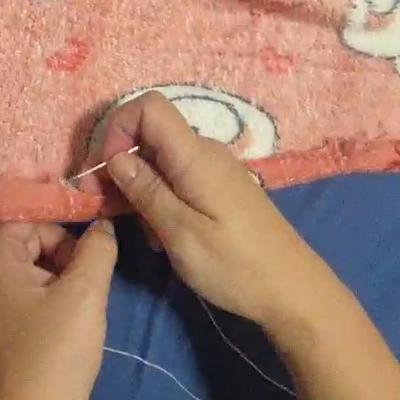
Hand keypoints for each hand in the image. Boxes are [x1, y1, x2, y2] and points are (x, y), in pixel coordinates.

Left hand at [0, 220, 118, 399]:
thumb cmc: (56, 352)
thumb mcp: (85, 292)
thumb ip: (97, 248)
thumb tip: (102, 225)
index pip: (25, 214)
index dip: (58, 217)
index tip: (90, 232)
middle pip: (29, 238)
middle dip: (64, 249)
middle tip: (89, 275)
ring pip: (35, 266)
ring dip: (65, 274)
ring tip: (85, 300)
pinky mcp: (5, 326)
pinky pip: (32, 290)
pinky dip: (56, 294)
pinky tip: (74, 316)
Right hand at [98, 91, 336, 332]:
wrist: (296, 293)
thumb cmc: (237, 266)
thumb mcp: (181, 233)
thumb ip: (146, 192)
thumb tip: (115, 158)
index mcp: (195, 155)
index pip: (149, 106)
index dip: (119, 128)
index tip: (107, 171)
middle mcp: (205, 152)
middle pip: (150, 135)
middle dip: (120, 165)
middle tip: (104, 208)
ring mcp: (214, 170)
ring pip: (160, 160)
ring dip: (139, 189)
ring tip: (144, 234)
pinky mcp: (219, 189)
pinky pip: (177, 178)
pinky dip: (159, 199)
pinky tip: (163, 236)